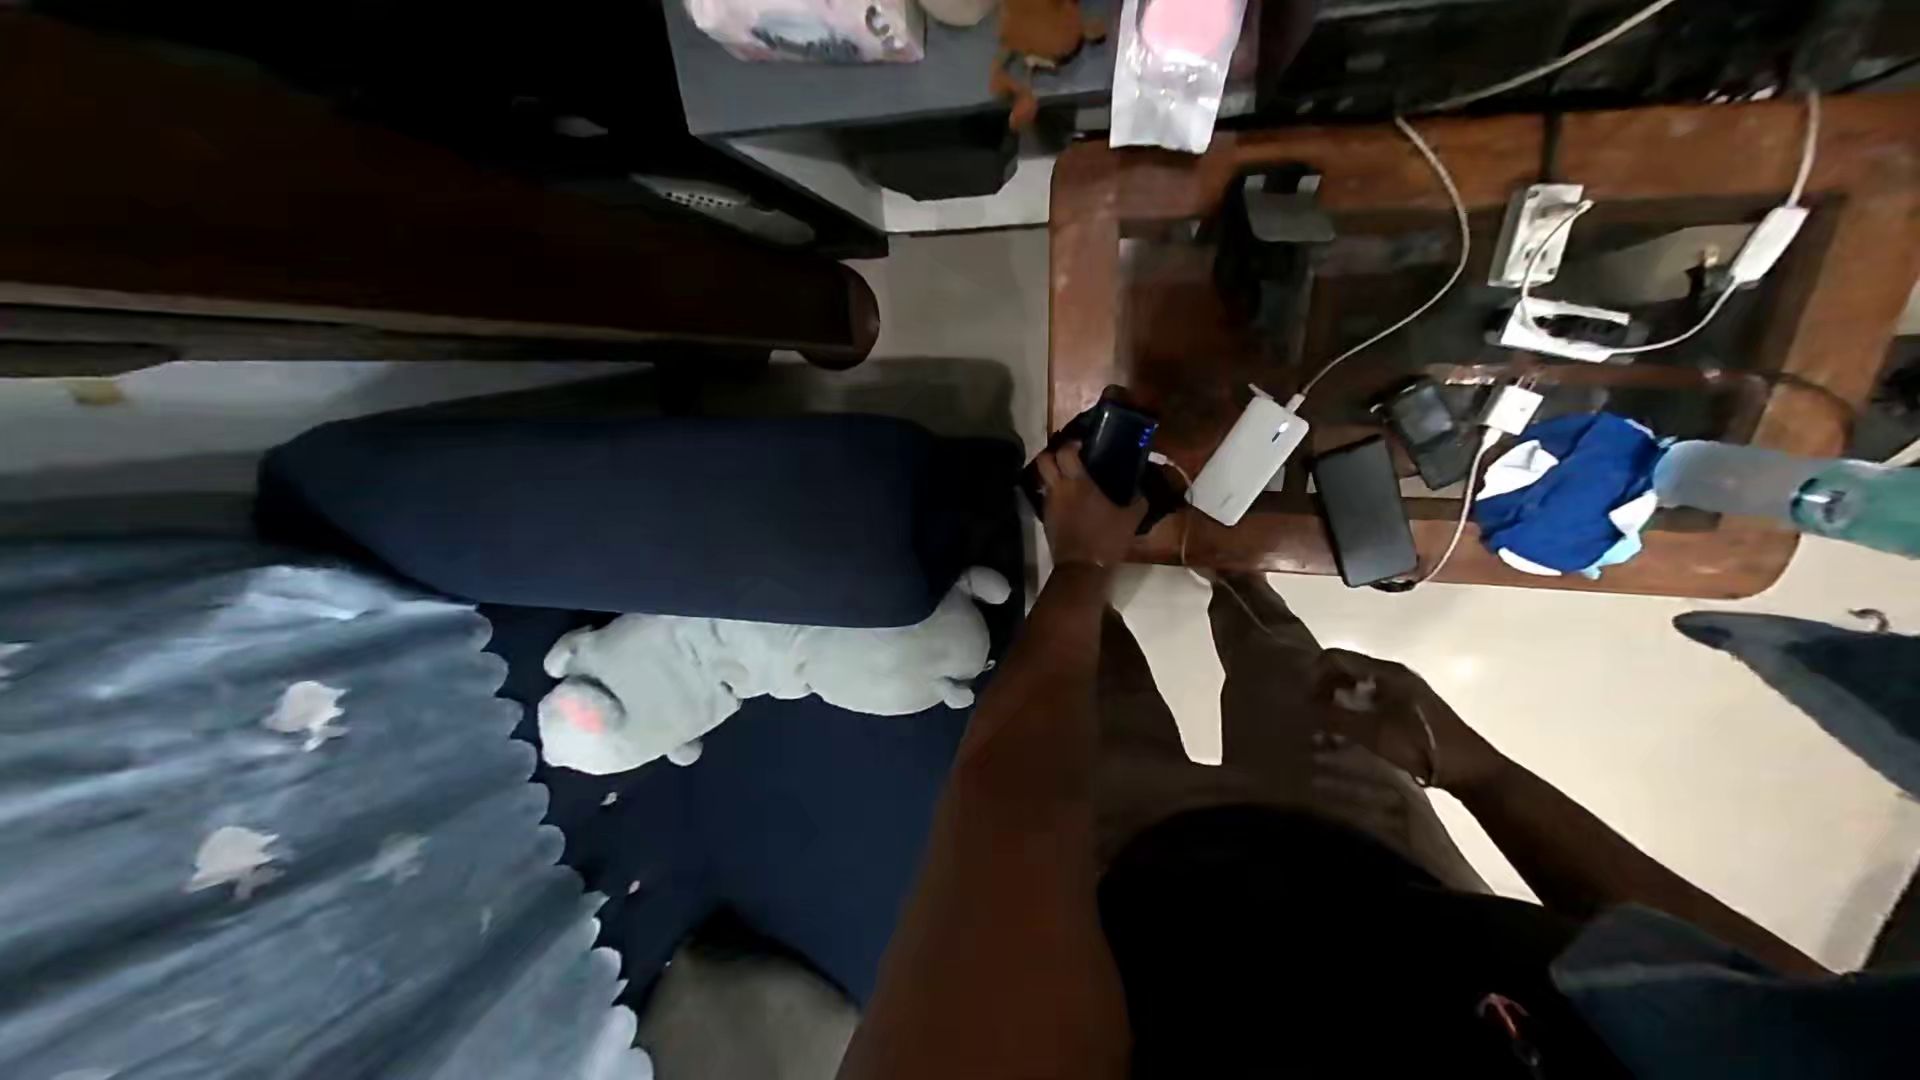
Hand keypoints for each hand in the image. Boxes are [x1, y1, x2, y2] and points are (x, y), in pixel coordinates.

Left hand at [1036, 442, 1147, 568]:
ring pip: (1043, 480)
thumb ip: (1138, 501)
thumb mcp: (1131, 520)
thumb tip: (1142, 490)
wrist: (1082, 569)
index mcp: (1078, 483)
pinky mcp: (1046, 519)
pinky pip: (1048, 498)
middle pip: (1043, 460)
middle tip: (1068, 458)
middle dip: (1052, 455)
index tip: (1082, 446)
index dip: (1071, 444)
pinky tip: (1070, 501)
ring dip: (1054, 476)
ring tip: (1071, 480)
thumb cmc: (1106, 539)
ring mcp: (1049, 504)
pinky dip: (1056, 494)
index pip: (1064, 452)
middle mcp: (1058, 489)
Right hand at [1311, 648, 1508, 795]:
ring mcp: (1404, 687)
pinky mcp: (1410, 703)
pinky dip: (1354, 704)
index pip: (1336, 657)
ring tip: (1329, 720)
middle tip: (1313, 711)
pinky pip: (1372, 693)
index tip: (1305, 699)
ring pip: (1358, 680)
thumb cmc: (1420, 747)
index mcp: (1386, 671)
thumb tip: (1306, 705)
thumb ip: (1334, 716)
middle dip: (1324, 685)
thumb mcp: (1371, 732)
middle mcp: (1394, 672)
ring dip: (1338, 696)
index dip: (1314, 674)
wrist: (1472, 771)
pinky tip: (1353, 725)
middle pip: (1346, 666)